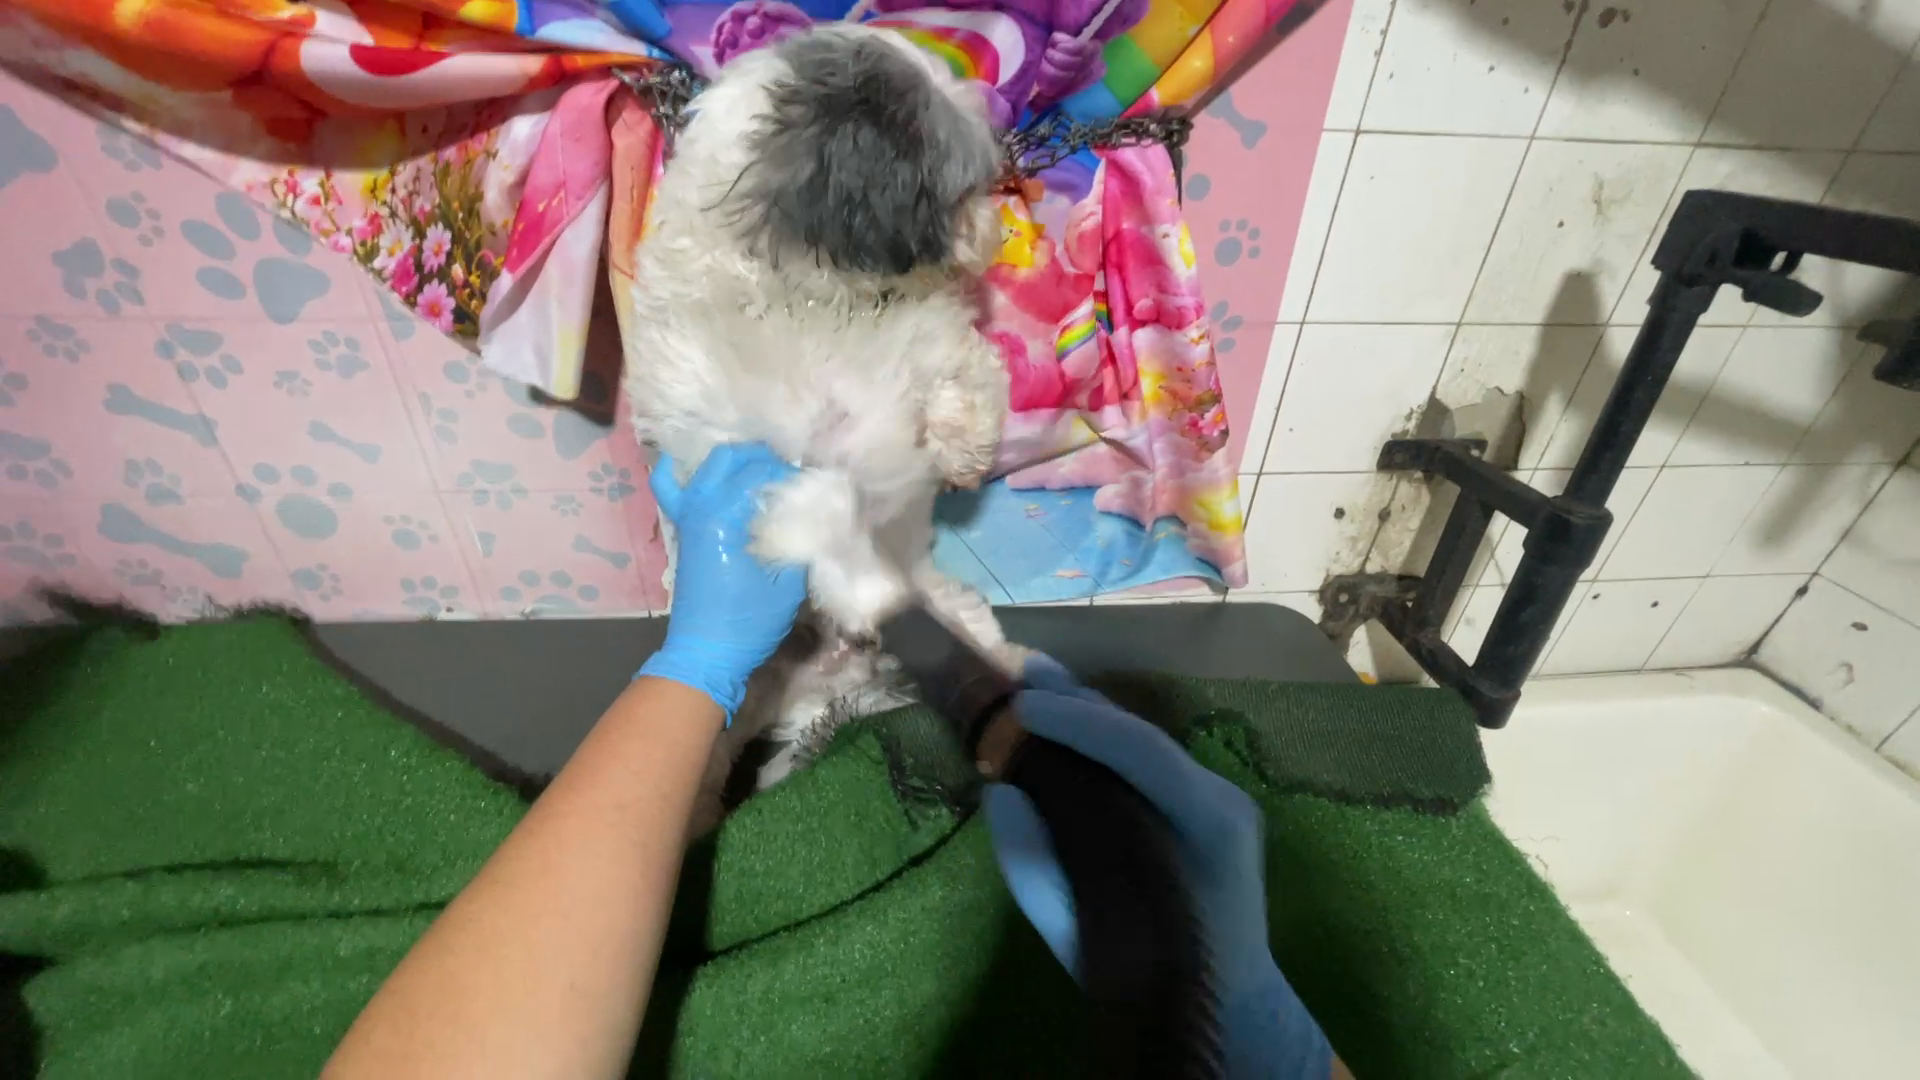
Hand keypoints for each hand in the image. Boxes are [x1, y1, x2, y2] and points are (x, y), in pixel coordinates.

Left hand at [636, 443, 806, 720]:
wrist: (706, 654)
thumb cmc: (749, 621)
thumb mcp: (789, 583)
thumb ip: (804, 542)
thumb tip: (820, 514)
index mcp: (726, 517)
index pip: (761, 473)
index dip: (790, 474)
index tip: (813, 487)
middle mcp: (700, 508)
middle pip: (730, 458)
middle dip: (763, 458)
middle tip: (790, 474)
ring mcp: (686, 517)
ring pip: (705, 467)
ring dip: (735, 461)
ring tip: (760, 470)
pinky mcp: (683, 530)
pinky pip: (670, 488)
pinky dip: (678, 473)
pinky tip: (700, 469)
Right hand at [982, 656, 1334, 1079]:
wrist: (1230, 1000)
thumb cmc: (1152, 974)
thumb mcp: (1082, 938)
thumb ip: (1038, 874)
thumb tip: (1000, 794)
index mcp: (1208, 826)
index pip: (1141, 750)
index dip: (1078, 721)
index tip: (1019, 707)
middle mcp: (1218, 794)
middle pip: (1140, 730)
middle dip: (1074, 702)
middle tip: (1016, 678)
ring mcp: (1214, 789)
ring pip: (1139, 734)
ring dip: (1082, 709)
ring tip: (1030, 683)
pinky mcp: (1197, 793)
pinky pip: (1139, 751)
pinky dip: (1094, 729)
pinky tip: (1060, 714)